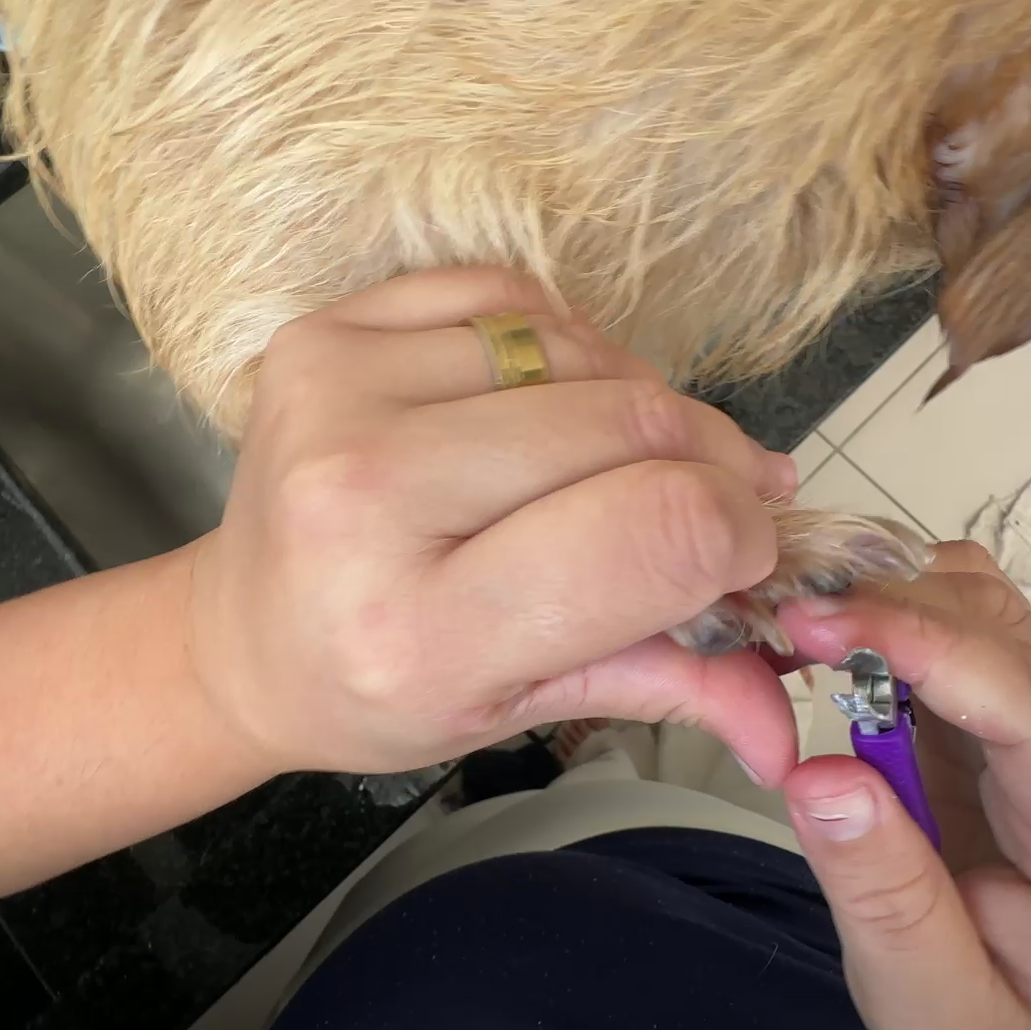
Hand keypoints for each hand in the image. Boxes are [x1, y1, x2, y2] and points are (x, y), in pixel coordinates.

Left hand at [188, 268, 804, 782]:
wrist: (244, 633)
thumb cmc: (378, 688)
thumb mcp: (516, 712)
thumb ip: (663, 691)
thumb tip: (786, 730)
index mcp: (422, 629)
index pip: (651, 531)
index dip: (737, 528)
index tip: (749, 545)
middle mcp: (368, 497)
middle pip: (628, 423)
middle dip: (708, 460)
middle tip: (719, 496)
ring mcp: (337, 393)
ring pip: (579, 354)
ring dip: (638, 404)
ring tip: (626, 458)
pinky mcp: (324, 333)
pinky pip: (510, 299)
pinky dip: (563, 348)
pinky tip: (554, 402)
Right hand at [775, 542, 1030, 1029]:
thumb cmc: (1012, 1029)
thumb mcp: (934, 1003)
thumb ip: (882, 898)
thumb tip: (816, 775)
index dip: (921, 642)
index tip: (810, 625)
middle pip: (1005, 628)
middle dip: (883, 605)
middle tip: (772, 621)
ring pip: (978, 601)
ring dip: (879, 596)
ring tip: (791, 630)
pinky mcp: (1011, 699)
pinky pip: (950, 618)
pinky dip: (881, 609)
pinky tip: (826, 640)